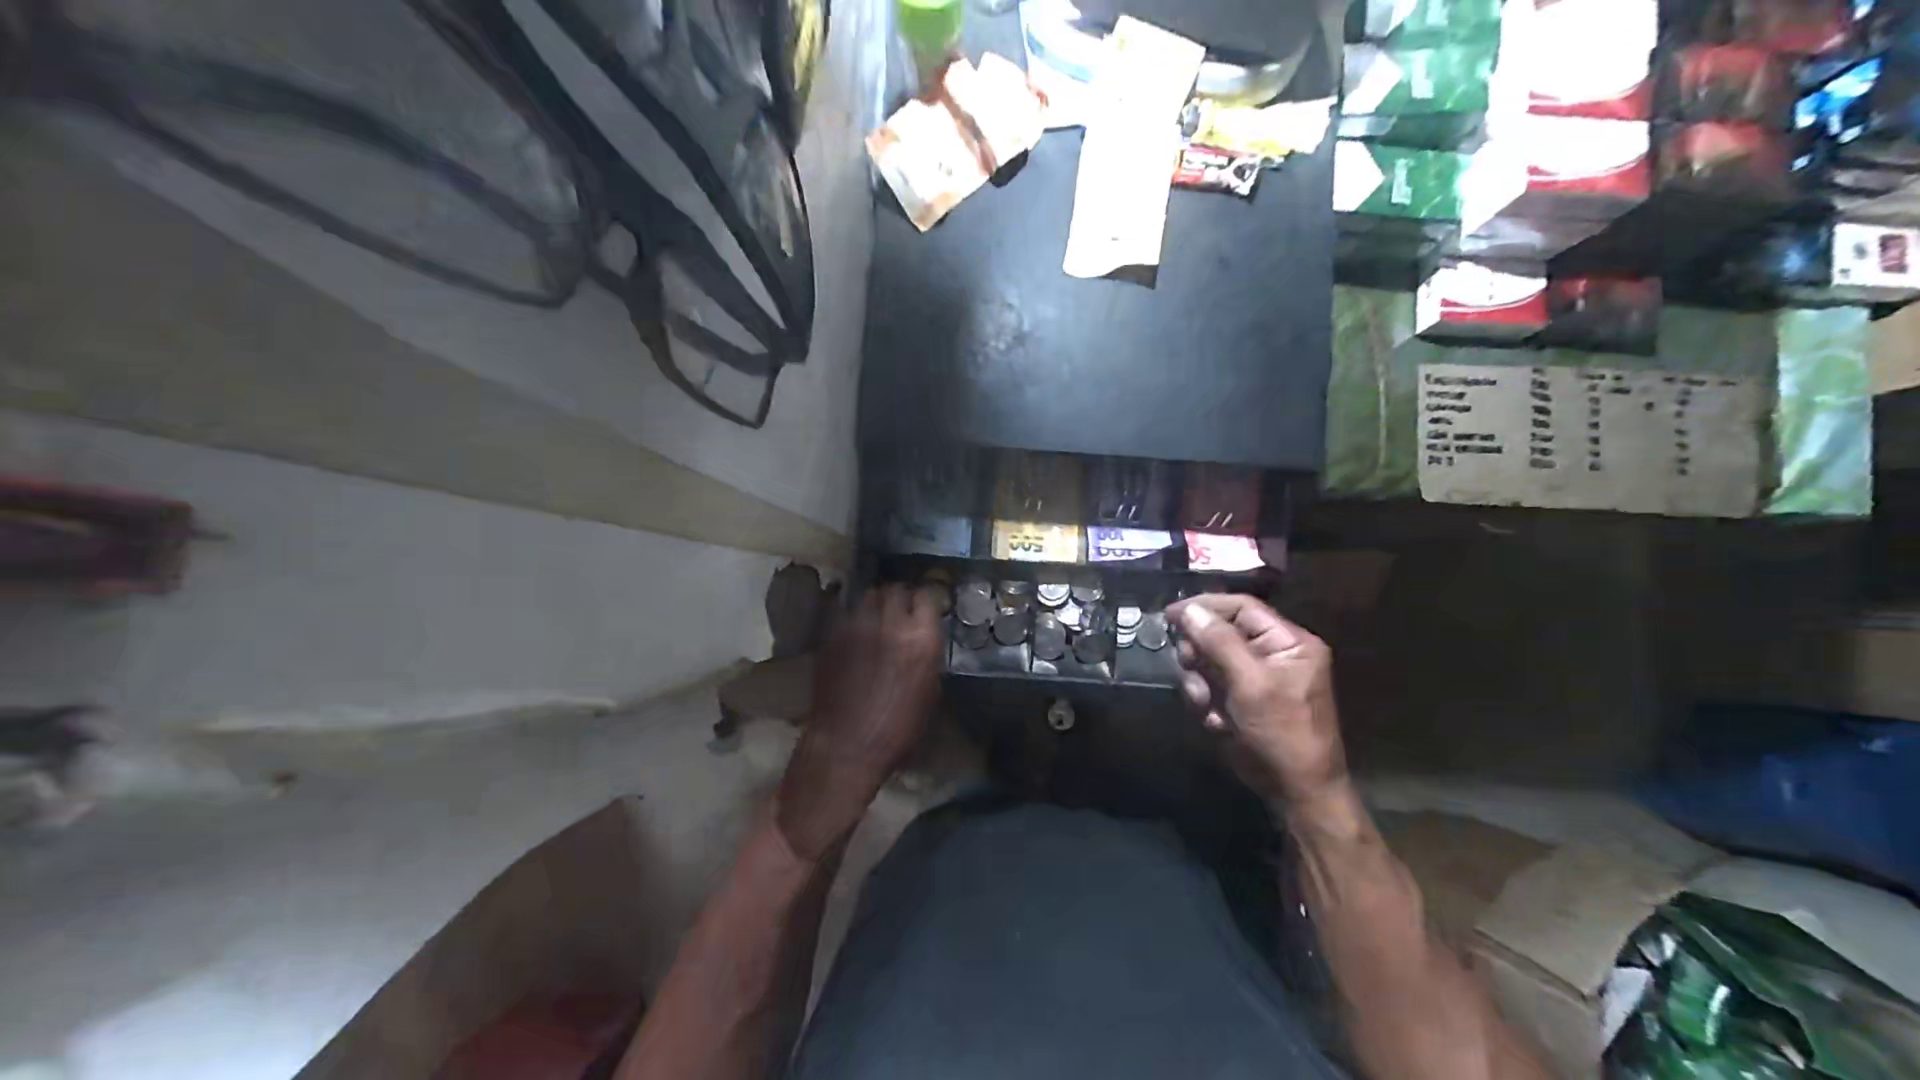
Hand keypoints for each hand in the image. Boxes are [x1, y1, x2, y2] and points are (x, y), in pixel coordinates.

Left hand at [776, 583, 945, 860]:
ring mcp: (858, 623)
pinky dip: (855, 619)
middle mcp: (890, 621)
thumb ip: (927, 655)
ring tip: (877, 619)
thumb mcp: (929, 692)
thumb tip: (923, 641)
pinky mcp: (833, 633)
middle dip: (901, 598)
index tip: (926, 610)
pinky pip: (848, 613)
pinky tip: (856, 636)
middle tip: (901, 612)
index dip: (928, 601)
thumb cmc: (898, 728)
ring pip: (870, 595)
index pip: (928, 596)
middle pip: (897, 589)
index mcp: (921, 637)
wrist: (847, 743)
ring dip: (877, 604)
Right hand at [1167, 595, 1347, 809]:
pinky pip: (1208, 686)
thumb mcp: (1251, 683)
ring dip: (1200, 682)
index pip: (1242, 607)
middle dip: (1200, 652)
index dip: (1205, 607)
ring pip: (1208, 661)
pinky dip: (1206, 702)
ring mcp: (1253, 678)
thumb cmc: (1282, 732)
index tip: (1170, 615)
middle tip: (1190, 666)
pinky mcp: (1238, 699)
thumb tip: (1189, 610)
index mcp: (1287, 642)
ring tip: (1206, 705)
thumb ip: (1219, 642)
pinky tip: (1216, 721)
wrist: (1295, 790)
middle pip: (1219, 632)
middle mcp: (1271, 654)